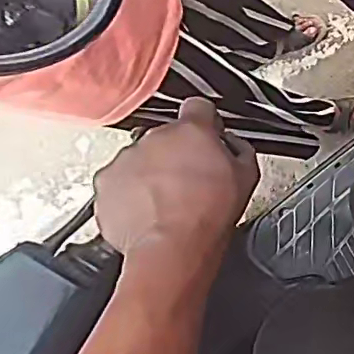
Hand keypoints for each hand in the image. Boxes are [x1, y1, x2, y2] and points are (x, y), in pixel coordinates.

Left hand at [94, 98, 259, 264]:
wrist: (173, 246)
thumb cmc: (209, 213)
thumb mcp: (248, 176)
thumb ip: (240, 150)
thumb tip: (232, 146)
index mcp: (192, 131)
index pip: (198, 107)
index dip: (206, 121)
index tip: (209, 134)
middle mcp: (155, 138)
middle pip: (169, 136)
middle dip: (180, 153)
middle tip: (195, 180)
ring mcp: (126, 158)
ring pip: (143, 158)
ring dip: (155, 172)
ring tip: (173, 200)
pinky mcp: (106, 181)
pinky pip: (121, 180)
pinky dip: (133, 191)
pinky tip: (153, 209)